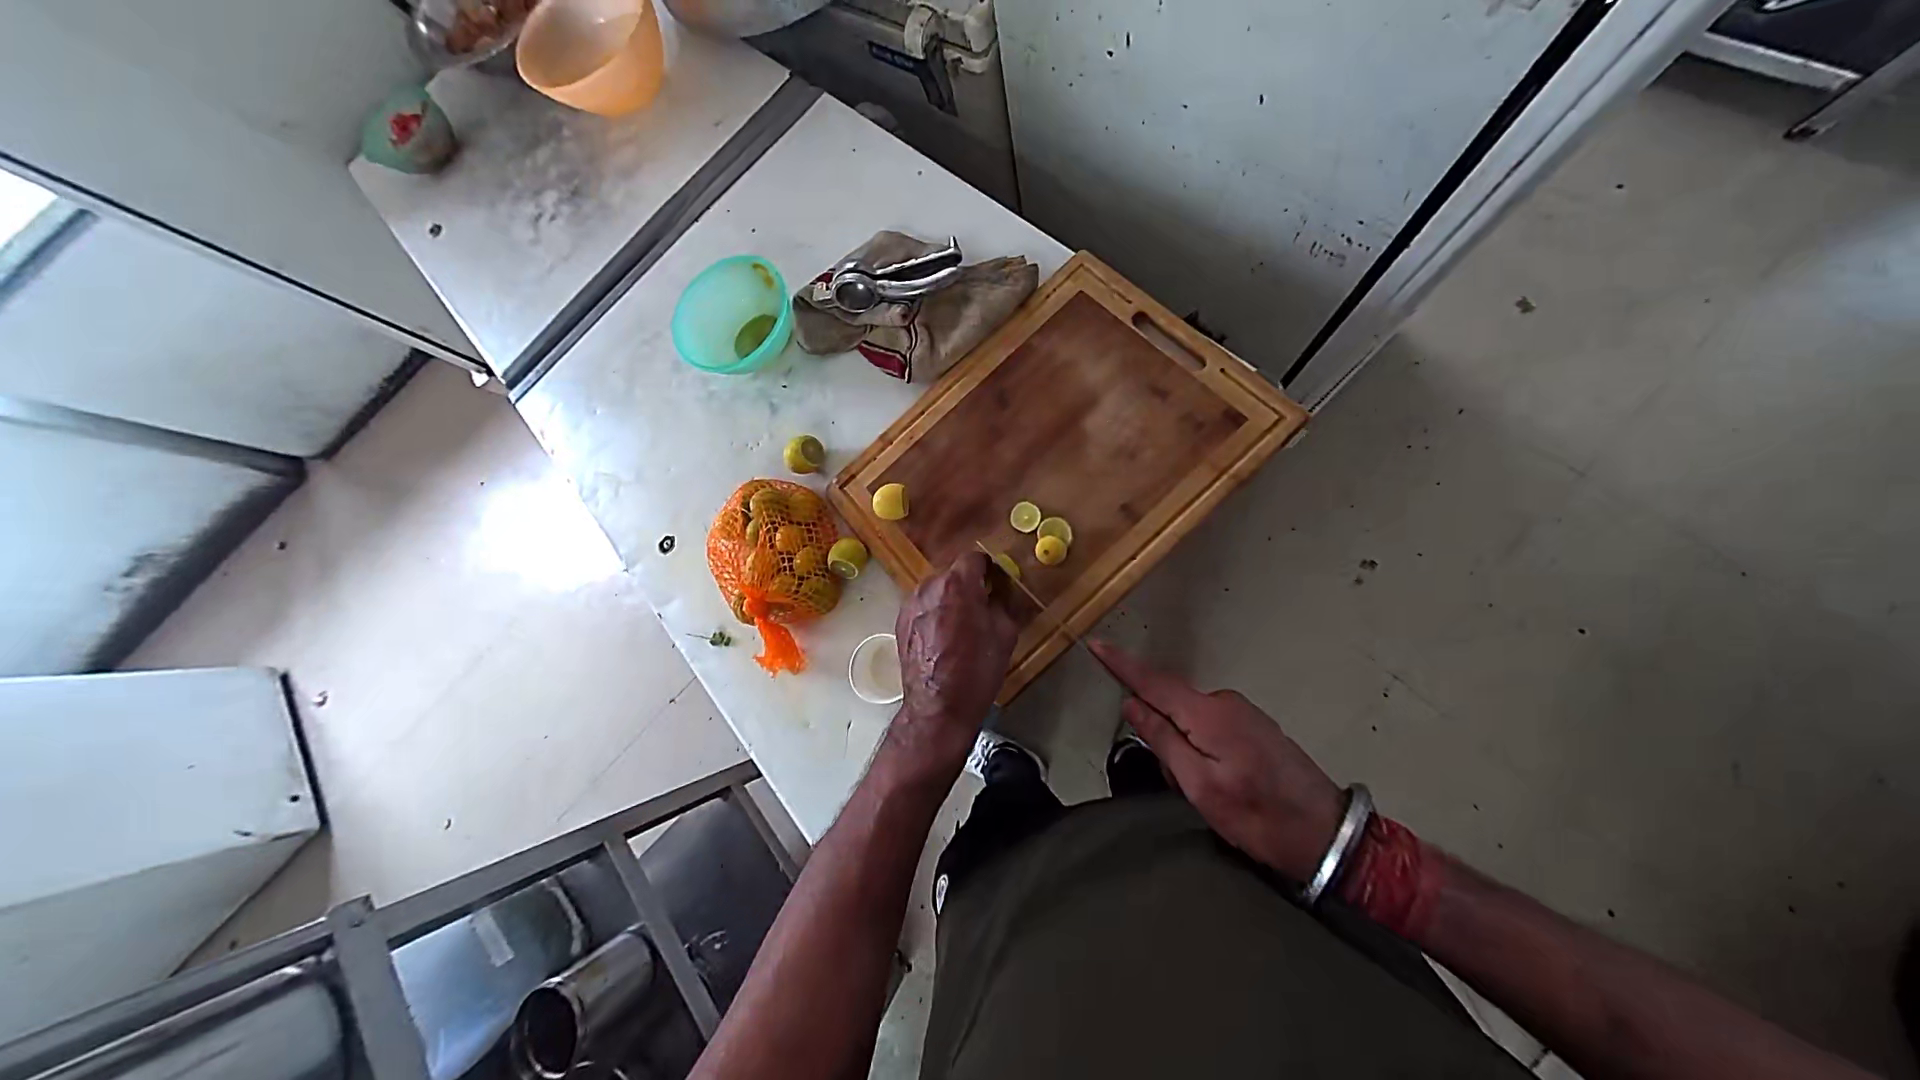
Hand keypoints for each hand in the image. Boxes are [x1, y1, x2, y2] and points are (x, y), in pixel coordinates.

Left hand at [893, 552, 1019, 762]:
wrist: (939, 707)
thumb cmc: (976, 671)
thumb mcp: (1005, 634)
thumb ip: (1002, 602)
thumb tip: (998, 593)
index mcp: (957, 585)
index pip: (974, 558)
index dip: (988, 569)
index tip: (995, 582)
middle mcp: (929, 588)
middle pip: (952, 573)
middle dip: (968, 584)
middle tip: (982, 606)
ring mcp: (910, 605)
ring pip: (936, 590)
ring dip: (949, 599)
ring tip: (962, 625)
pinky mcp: (900, 622)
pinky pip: (923, 607)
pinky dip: (934, 613)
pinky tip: (944, 637)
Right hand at [1089, 639, 1344, 882]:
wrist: (1327, 836)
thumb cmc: (1258, 816)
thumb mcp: (1200, 786)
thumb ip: (1163, 740)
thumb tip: (1133, 706)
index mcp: (1210, 715)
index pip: (1154, 682)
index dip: (1122, 665)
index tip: (1097, 645)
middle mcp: (1227, 703)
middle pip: (1171, 704)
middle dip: (1161, 736)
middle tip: (1180, 784)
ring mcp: (1244, 713)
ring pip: (1190, 720)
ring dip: (1184, 750)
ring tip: (1207, 793)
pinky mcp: (1255, 726)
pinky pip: (1209, 727)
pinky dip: (1202, 750)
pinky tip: (1222, 784)